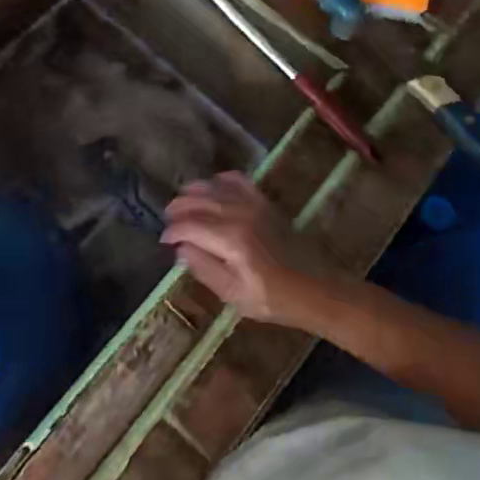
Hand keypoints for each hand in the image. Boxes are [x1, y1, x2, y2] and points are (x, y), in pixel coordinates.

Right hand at [162, 172, 329, 328]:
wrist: (316, 289)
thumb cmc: (274, 299)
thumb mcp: (234, 295)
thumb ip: (205, 269)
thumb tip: (181, 249)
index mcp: (231, 240)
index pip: (190, 226)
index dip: (172, 231)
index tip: (163, 240)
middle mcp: (240, 215)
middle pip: (199, 201)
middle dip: (179, 208)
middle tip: (167, 219)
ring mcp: (255, 205)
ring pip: (216, 187)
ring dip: (195, 192)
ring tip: (182, 202)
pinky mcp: (266, 203)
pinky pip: (239, 181)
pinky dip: (222, 180)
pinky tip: (213, 186)